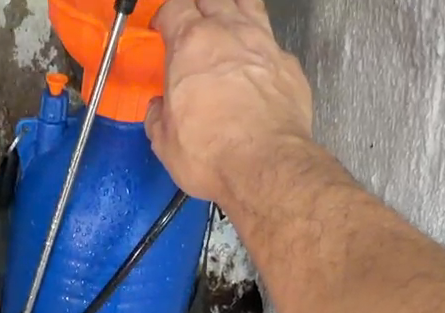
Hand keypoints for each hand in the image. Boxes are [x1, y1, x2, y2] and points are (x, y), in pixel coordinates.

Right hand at [146, 0, 316, 206]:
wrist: (263, 164)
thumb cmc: (212, 152)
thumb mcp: (164, 142)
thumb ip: (158, 117)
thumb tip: (157, 110)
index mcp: (189, 46)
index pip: (174, 8)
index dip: (165, 17)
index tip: (161, 29)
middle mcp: (228, 33)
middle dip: (197, 7)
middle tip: (190, 21)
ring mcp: (263, 43)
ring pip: (247, 4)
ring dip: (232, 9)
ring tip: (225, 21)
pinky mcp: (287, 63)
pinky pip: (271, 40)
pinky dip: (259, 44)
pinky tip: (254, 59)